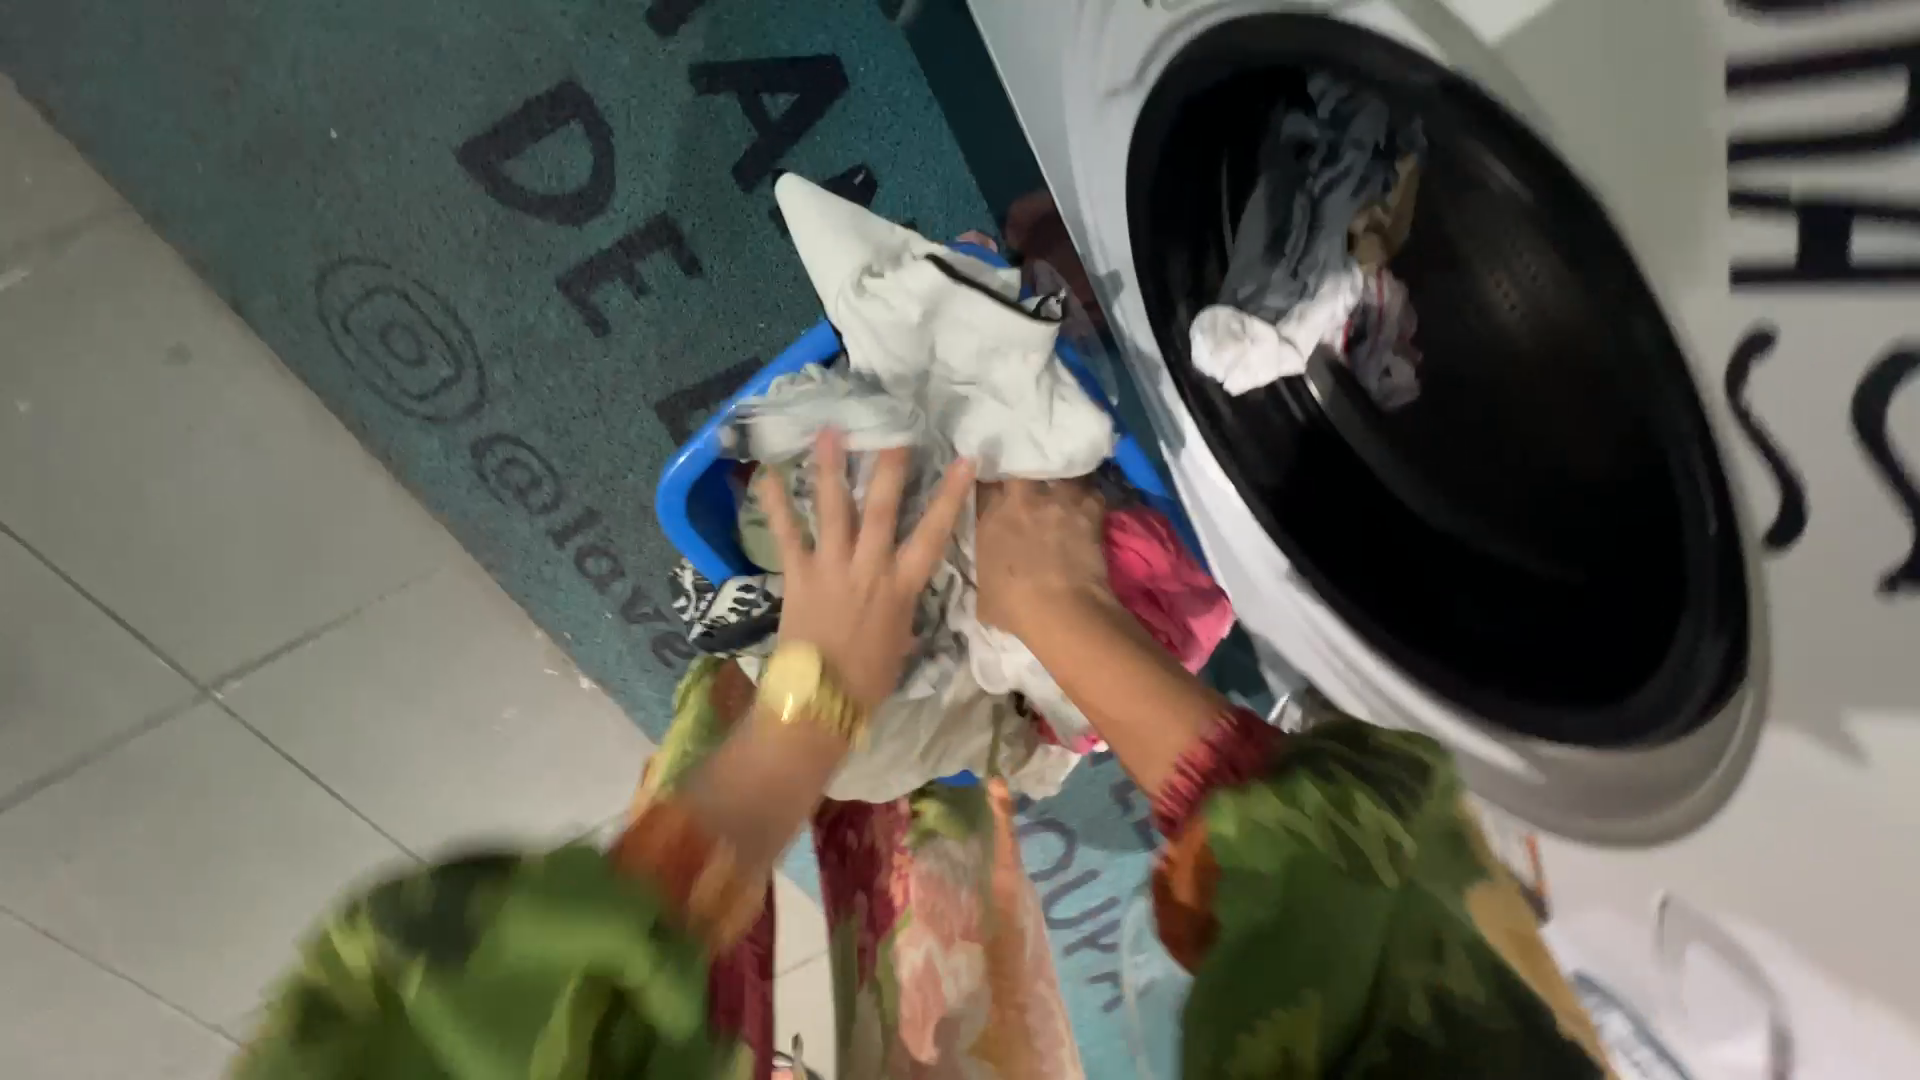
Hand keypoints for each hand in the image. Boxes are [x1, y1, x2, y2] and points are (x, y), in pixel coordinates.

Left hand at [758, 430, 975, 708]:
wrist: (819, 704)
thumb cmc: (867, 682)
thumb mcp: (899, 645)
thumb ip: (900, 615)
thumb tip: (898, 605)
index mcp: (901, 587)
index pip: (933, 533)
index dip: (950, 495)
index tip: (963, 459)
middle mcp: (869, 568)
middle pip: (882, 508)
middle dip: (889, 466)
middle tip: (893, 428)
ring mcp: (831, 568)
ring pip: (834, 509)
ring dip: (831, 469)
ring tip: (829, 431)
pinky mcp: (798, 576)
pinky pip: (787, 533)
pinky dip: (777, 504)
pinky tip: (766, 474)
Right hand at [975, 478, 1110, 638]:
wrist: (1060, 609)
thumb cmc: (1014, 607)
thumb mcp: (982, 594)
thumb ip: (985, 573)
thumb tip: (991, 577)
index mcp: (991, 518)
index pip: (985, 484)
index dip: (991, 484)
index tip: (995, 489)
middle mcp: (1021, 500)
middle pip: (1019, 467)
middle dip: (1022, 472)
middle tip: (1028, 486)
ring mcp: (1056, 500)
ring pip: (1057, 471)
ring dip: (1058, 480)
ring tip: (1060, 490)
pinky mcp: (1087, 508)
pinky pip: (1089, 490)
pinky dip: (1087, 496)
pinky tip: (1086, 504)